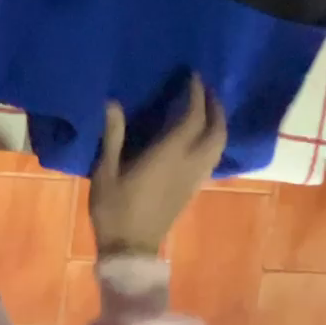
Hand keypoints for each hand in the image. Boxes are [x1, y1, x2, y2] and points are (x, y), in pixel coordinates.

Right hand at [87, 76, 226, 257]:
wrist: (130, 247)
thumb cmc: (114, 208)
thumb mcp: (106, 171)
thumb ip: (113, 136)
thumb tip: (112, 103)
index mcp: (169, 155)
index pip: (193, 118)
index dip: (195, 95)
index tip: (192, 77)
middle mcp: (190, 163)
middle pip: (216, 130)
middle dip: (215, 107)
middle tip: (205, 89)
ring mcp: (195, 177)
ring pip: (219, 145)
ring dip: (218, 123)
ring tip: (207, 110)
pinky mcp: (193, 188)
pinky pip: (213, 157)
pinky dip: (213, 140)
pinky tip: (200, 138)